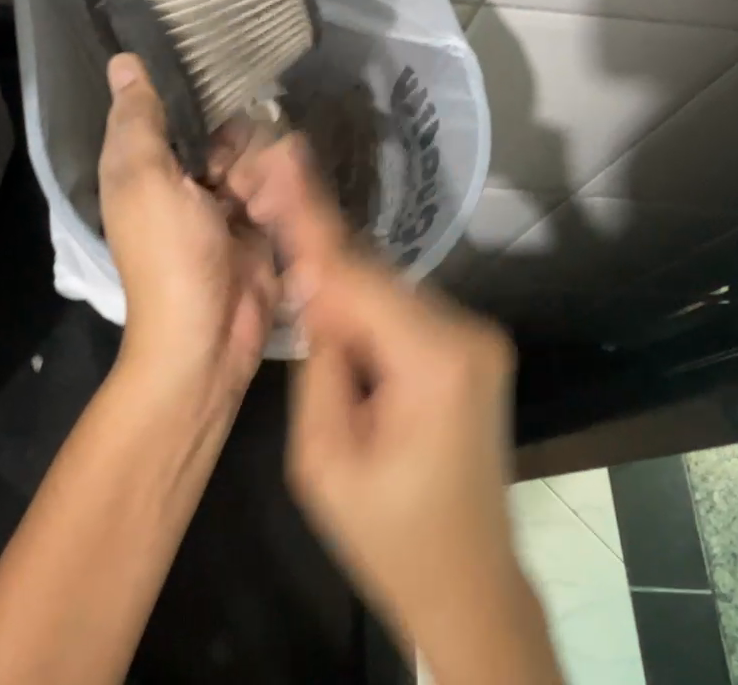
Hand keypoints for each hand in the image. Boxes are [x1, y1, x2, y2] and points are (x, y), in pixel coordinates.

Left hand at [98, 54, 276, 407]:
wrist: (207, 336)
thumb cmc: (169, 254)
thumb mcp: (144, 178)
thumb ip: (139, 118)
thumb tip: (121, 60)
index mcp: (146, 166)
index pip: (179, 112)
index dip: (200, 108)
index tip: (213, 118)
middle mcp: (185, 180)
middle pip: (231, 133)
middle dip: (240, 153)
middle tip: (229, 183)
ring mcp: (226, 206)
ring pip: (262, 159)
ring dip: (264, 180)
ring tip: (257, 211)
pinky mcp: (261, 229)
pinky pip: (280, 191)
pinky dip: (280, 202)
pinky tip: (274, 218)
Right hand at [235, 137, 556, 682]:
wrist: (467, 583)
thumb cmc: (387, 537)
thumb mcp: (323, 456)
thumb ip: (318, 358)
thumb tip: (311, 284)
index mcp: (434, 360)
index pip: (354, 273)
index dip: (309, 214)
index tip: (280, 153)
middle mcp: (466, 333)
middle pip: (371, 272)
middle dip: (313, 238)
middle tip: (263, 184)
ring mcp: (474, 338)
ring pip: (383, 286)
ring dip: (332, 271)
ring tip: (280, 232)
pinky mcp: (467, 349)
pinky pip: (398, 309)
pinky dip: (357, 298)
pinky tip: (319, 289)